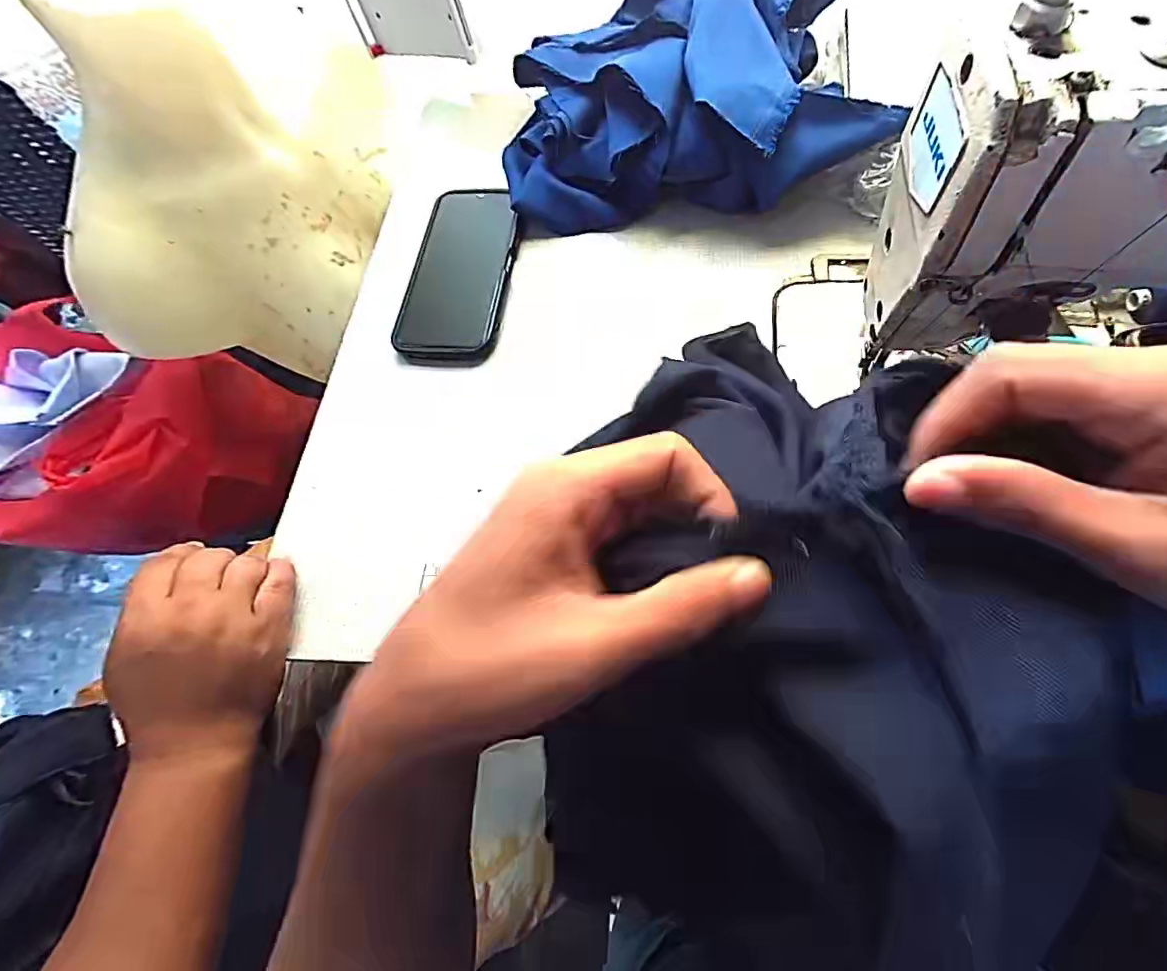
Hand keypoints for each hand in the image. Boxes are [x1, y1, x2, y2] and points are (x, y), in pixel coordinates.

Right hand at [104, 542, 294, 763]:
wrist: (195, 740)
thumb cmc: (156, 706)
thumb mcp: (124, 655)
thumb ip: (142, 612)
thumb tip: (171, 578)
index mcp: (144, 618)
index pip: (163, 563)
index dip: (179, 557)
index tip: (191, 559)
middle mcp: (189, 610)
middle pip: (208, 557)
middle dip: (215, 562)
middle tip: (221, 574)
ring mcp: (233, 616)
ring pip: (246, 562)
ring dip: (248, 566)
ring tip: (247, 579)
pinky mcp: (270, 625)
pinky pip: (280, 580)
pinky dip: (280, 571)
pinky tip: (277, 574)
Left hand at [332, 432, 771, 764]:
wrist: (408, 711)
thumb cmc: (494, 669)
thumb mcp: (599, 643)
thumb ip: (683, 607)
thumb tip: (758, 573)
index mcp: (566, 487)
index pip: (668, 455)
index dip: (712, 496)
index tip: (730, 556)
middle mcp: (560, 486)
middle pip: (655, 478)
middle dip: (697, 524)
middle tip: (722, 583)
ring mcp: (552, 515)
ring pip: (640, 508)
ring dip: (674, 546)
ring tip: (698, 597)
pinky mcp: (551, 545)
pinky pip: (618, 533)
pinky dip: (648, 559)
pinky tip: (659, 600)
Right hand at [902, 344, 1166, 656]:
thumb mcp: (1141, 549)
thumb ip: (1028, 505)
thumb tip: (920, 483)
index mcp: (1159, 385)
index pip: (1012, 370)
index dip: (947, 420)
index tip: (915, 483)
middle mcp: (1149, 366)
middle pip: (1017, 371)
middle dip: (959, 428)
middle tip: (931, 493)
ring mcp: (1152, 385)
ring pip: (1032, 391)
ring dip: (986, 439)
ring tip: (960, 493)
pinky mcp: (1150, 412)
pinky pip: (1060, 413)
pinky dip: (1021, 448)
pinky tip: (1010, 485)